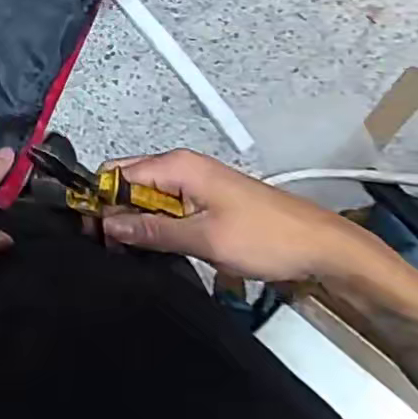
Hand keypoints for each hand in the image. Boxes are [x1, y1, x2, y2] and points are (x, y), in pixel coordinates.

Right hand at [99, 149, 388, 281]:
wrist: (322, 247)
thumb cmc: (267, 237)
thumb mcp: (204, 239)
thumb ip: (152, 231)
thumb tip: (110, 226)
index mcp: (177, 166)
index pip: (118, 173)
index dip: (101, 201)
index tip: (96, 233)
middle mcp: (181, 167)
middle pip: (128, 182)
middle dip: (116, 212)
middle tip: (114, 248)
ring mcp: (193, 183)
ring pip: (146, 197)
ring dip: (137, 221)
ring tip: (136, 252)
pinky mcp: (204, 199)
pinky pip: (166, 206)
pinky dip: (157, 224)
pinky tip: (159, 247)